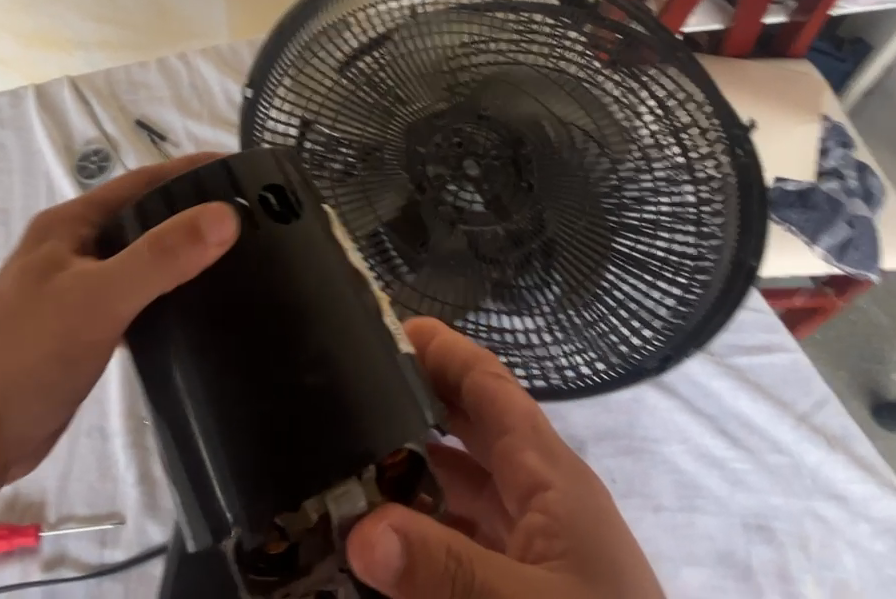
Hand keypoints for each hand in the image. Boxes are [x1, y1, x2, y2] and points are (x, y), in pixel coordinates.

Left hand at [0, 153, 237, 481]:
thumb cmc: (30, 354)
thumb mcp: (100, 297)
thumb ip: (161, 256)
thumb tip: (226, 215)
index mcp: (69, 225)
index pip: (141, 183)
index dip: (190, 173)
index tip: (242, 173)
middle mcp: (71, 249)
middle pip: (142, 219)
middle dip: (190, 214)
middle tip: (250, 220)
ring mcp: (73, 291)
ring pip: (138, 262)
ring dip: (178, 258)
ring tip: (234, 261)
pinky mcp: (80, 329)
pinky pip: (133, 300)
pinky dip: (163, 298)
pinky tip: (194, 310)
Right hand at [347, 318, 663, 598]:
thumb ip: (449, 572)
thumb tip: (361, 529)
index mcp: (552, 481)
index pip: (492, 390)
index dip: (445, 351)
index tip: (387, 324)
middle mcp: (540, 502)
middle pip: (471, 429)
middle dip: (416, 402)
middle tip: (344, 386)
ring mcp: (532, 550)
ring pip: (461, 488)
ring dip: (410, 471)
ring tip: (343, 459)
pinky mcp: (521, 587)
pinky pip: (461, 540)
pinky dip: (421, 530)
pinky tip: (379, 542)